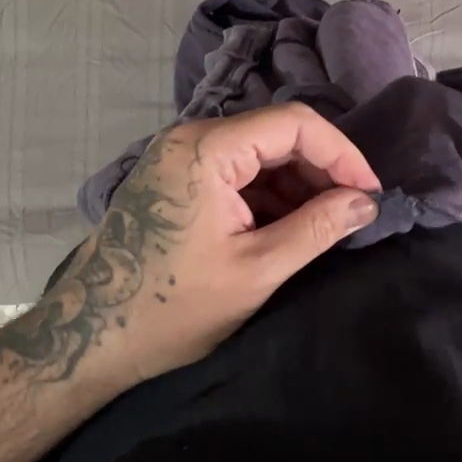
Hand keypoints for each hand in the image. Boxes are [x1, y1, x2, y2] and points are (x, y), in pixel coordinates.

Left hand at [0, 103, 380, 391]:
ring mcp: (180, 158)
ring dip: (298, 186)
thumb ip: (317, 229)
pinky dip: (270, 196)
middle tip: (353, 213)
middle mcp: (191, 140)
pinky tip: (291, 229)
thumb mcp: (256, 270)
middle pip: (276, 135)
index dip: (341, 153)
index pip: (293, 124)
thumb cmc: (172, 307)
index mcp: (206, 150)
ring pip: (259, 155)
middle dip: (321, 171)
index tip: (370, 193)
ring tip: (327, 226)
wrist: (91, 337)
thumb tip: (366, 202)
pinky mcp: (178, 181)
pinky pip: (237, 173)